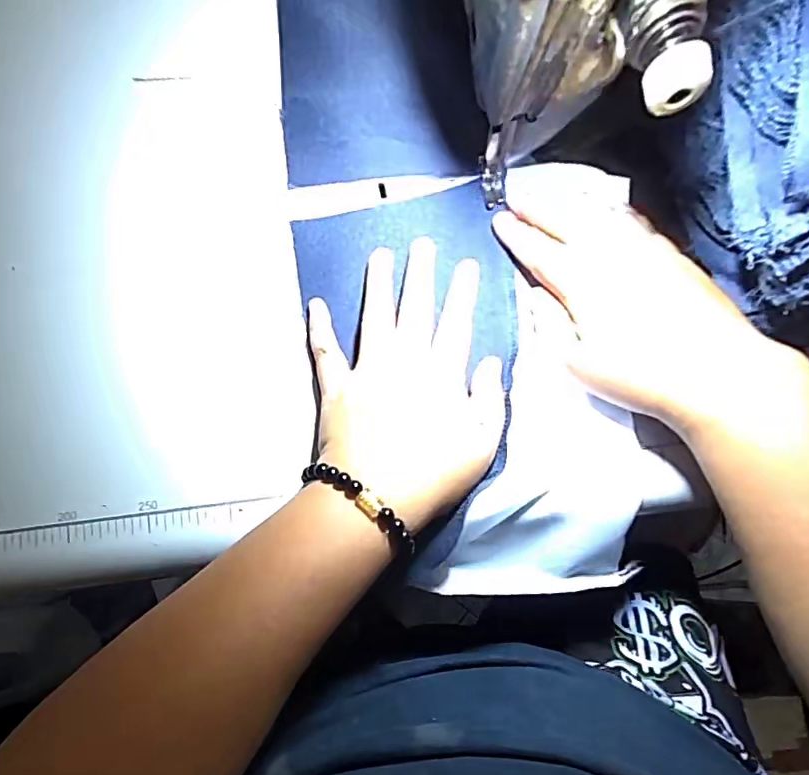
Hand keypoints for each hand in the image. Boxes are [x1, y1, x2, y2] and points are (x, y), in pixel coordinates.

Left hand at [309, 237, 505, 531]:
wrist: (373, 496)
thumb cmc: (434, 477)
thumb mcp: (482, 445)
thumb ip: (491, 400)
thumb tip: (491, 363)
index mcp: (443, 375)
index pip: (456, 323)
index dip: (462, 293)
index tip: (465, 265)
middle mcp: (405, 362)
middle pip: (415, 308)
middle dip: (420, 273)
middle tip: (423, 244)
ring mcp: (368, 372)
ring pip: (374, 317)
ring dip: (378, 284)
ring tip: (380, 255)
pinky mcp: (337, 388)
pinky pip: (326, 352)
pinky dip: (320, 328)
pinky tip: (316, 305)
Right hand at [490, 192, 808, 434]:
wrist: (712, 370)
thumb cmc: (644, 375)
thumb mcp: (580, 363)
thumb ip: (552, 326)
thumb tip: (537, 300)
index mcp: (583, 283)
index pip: (540, 251)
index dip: (517, 235)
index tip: (501, 222)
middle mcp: (613, 257)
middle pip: (568, 222)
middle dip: (538, 207)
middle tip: (517, 195)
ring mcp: (645, 252)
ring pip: (601, 215)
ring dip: (573, 203)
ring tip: (557, 196)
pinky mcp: (671, 257)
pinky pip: (632, 221)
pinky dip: (612, 211)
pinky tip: (610, 212)